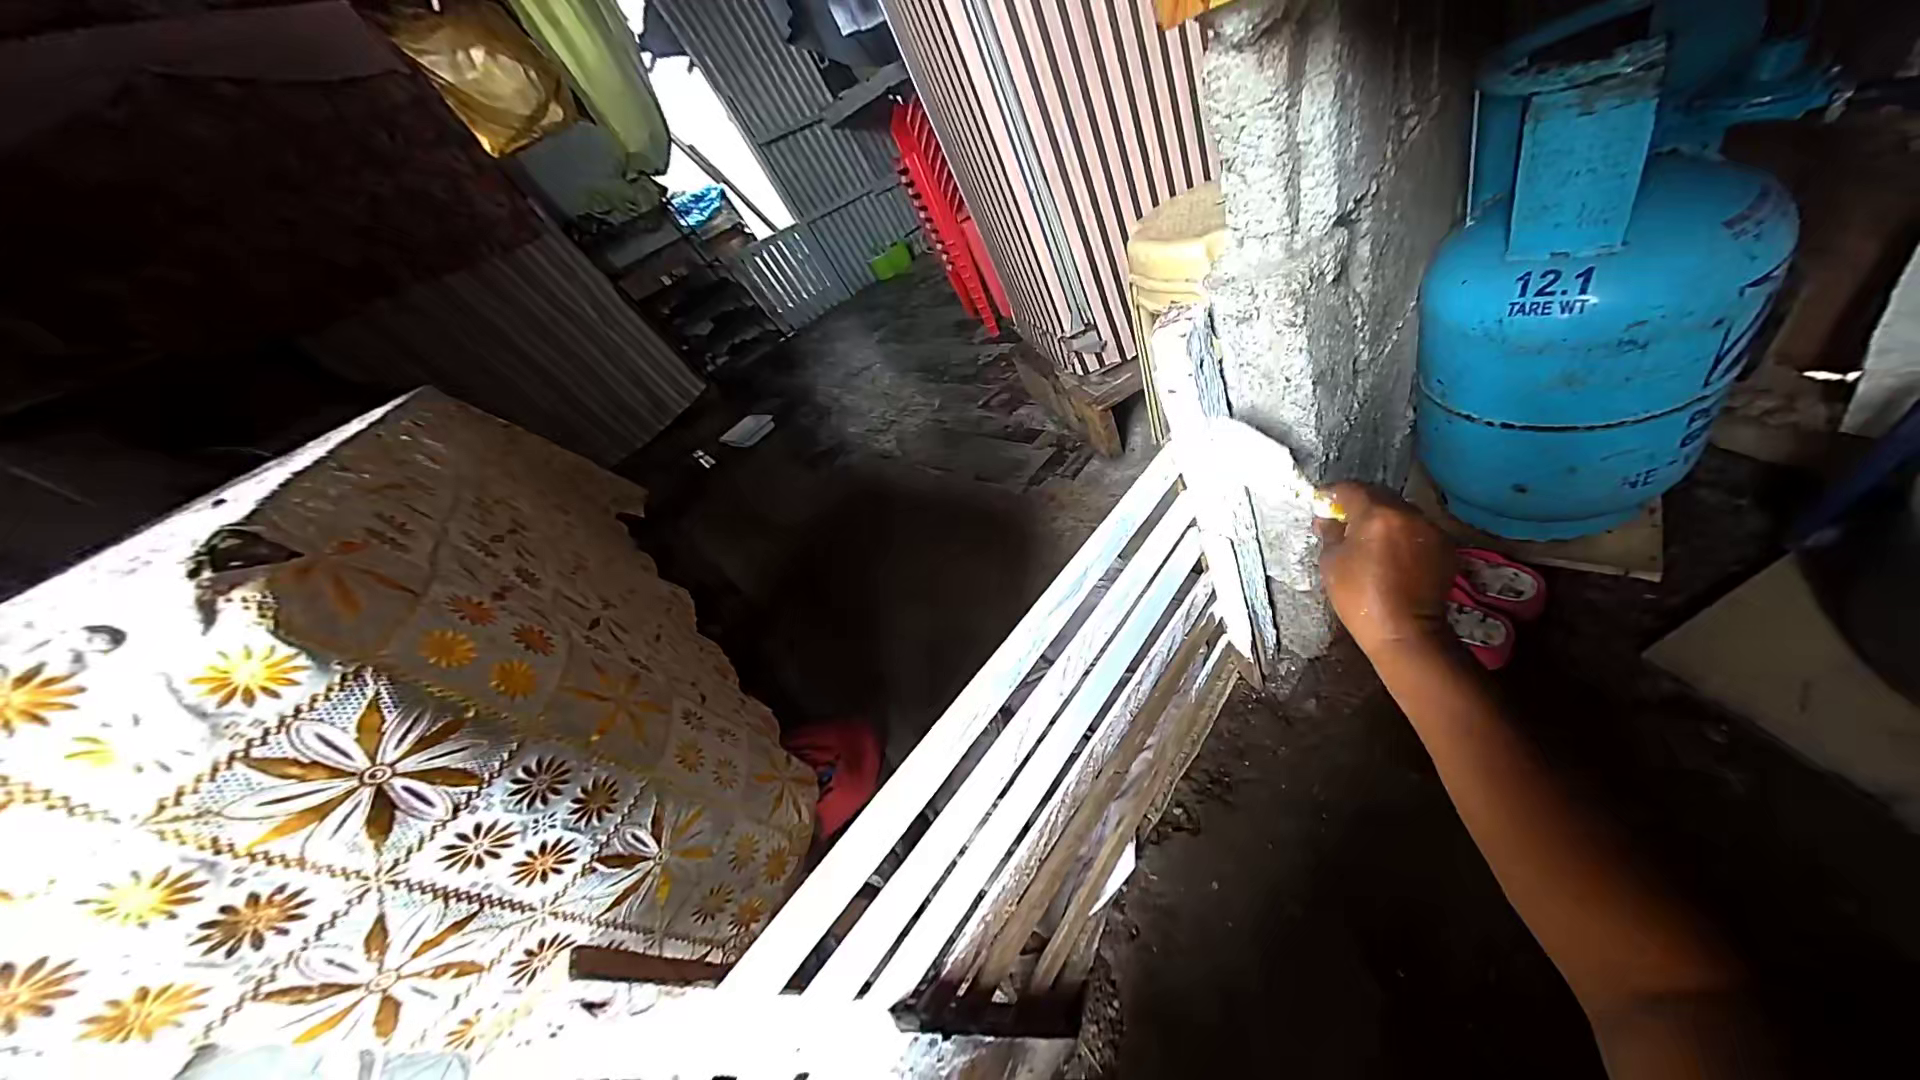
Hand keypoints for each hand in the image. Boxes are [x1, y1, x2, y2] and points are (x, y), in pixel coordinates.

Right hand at [1315, 482, 1454, 655]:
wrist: (1404, 630)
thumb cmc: (1359, 596)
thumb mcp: (1331, 562)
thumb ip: (1331, 533)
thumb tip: (1329, 520)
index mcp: (1377, 515)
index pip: (1351, 489)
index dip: (1332, 494)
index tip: (1322, 503)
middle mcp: (1409, 515)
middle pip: (1380, 497)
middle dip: (1359, 504)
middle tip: (1343, 520)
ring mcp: (1432, 530)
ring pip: (1401, 513)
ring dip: (1383, 519)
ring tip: (1368, 538)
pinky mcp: (1445, 548)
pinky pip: (1417, 531)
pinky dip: (1402, 535)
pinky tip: (1392, 554)